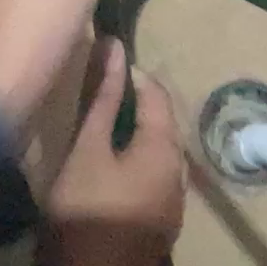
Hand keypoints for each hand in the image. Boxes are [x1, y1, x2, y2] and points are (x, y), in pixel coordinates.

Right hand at [41, 40, 186, 265]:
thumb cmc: (89, 210)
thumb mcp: (88, 149)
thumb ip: (103, 98)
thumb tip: (115, 49)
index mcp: (165, 144)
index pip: (155, 90)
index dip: (129, 74)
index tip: (101, 67)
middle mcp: (178, 165)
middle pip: (160, 118)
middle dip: (132, 102)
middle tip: (97, 98)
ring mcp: (174, 195)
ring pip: (157, 146)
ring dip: (134, 132)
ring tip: (101, 128)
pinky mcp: (164, 217)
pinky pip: (153, 171)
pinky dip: (136, 157)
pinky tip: (112, 165)